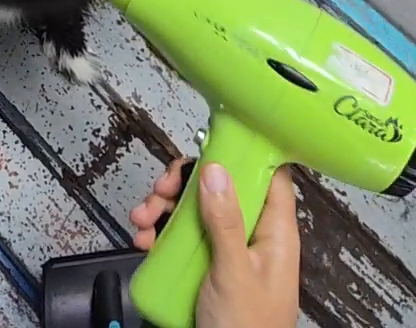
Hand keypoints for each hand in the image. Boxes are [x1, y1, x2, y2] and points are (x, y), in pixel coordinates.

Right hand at [128, 158, 301, 327]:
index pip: (269, 177)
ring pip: (195, 209)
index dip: (244, 152)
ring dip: (163, 207)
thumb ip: (224, 222)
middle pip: (220, 187)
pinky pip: (182, 236)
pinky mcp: (205, 265)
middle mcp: (251, 236)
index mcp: (273, 234)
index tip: (211, 140)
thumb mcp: (233, 274)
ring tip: (141, 220)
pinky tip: (143, 240)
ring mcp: (226, 250)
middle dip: (184, 182)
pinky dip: (159, 232)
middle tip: (160, 189)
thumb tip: (216, 167)